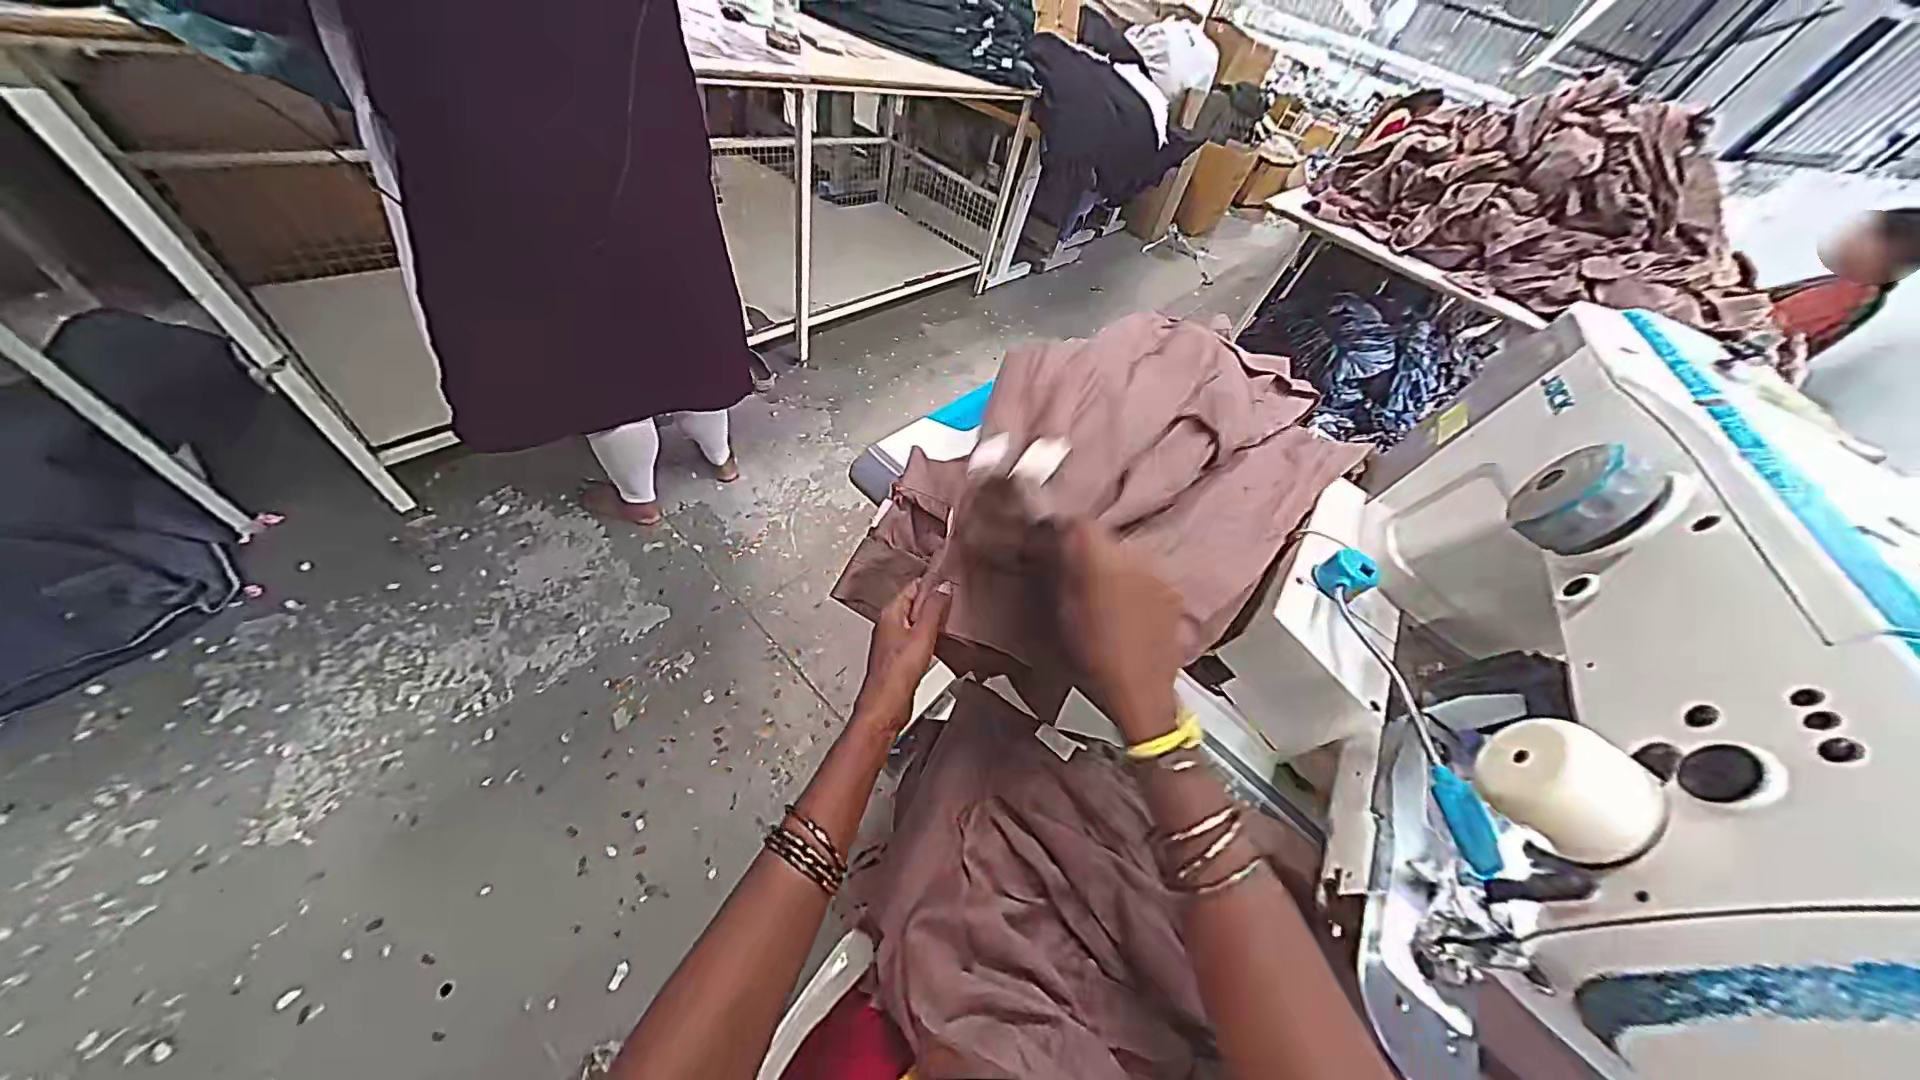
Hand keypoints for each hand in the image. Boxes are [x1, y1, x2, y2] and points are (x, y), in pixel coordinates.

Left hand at [851, 577, 953, 735]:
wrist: (887, 705)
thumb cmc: (896, 674)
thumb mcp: (922, 634)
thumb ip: (934, 608)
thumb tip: (942, 587)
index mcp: (891, 614)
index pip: (913, 587)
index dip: (931, 583)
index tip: (948, 582)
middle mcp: (889, 625)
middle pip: (915, 603)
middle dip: (934, 601)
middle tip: (954, 599)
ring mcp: (894, 642)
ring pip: (916, 621)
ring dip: (933, 620)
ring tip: (951, 619)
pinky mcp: (900, 658)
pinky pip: (918, 638)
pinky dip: (930, 636)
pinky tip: (940, 642)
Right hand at [1056, 520, 1182, 741]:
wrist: (1140, 694)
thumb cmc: (1094, 659)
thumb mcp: (1062, 611)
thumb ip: (1058, 570)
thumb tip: (1049, 542)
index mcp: (1102, 560)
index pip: (1078, 523)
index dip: (1059, 531)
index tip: (1048, 543)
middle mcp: (1136, 558)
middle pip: (1104, 537)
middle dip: (1086, 549)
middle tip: (1071, 571)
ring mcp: (1159, 575)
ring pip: (1125, 555)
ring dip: (1111, 565)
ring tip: (1099, 591)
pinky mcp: (1172, 592)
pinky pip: (1145, 574)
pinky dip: (1131, 582)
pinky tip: (1124, 604)